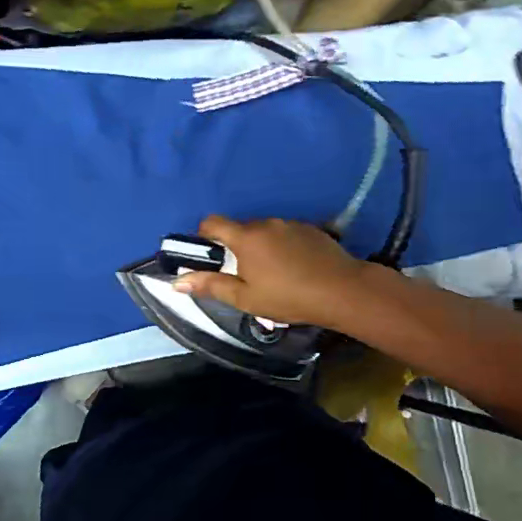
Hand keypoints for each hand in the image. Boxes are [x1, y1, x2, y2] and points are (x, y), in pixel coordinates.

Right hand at [172, 215, 381, 328]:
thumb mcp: (246, 298)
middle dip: (236, 247)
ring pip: (264, 231)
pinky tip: (295, 269)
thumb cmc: (288, 297)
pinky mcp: (311, 228)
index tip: (208, 255)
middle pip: (240, 228)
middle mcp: (266, 223)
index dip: (203, 235)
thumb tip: (177, 281)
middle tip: (243, 275)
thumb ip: (211, 285)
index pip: (212, 222)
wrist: (343, 290)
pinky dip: (283, 247)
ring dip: (261, 247)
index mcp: (245, 237)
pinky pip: (286, 234)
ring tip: (273, 275)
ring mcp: (290, 223)